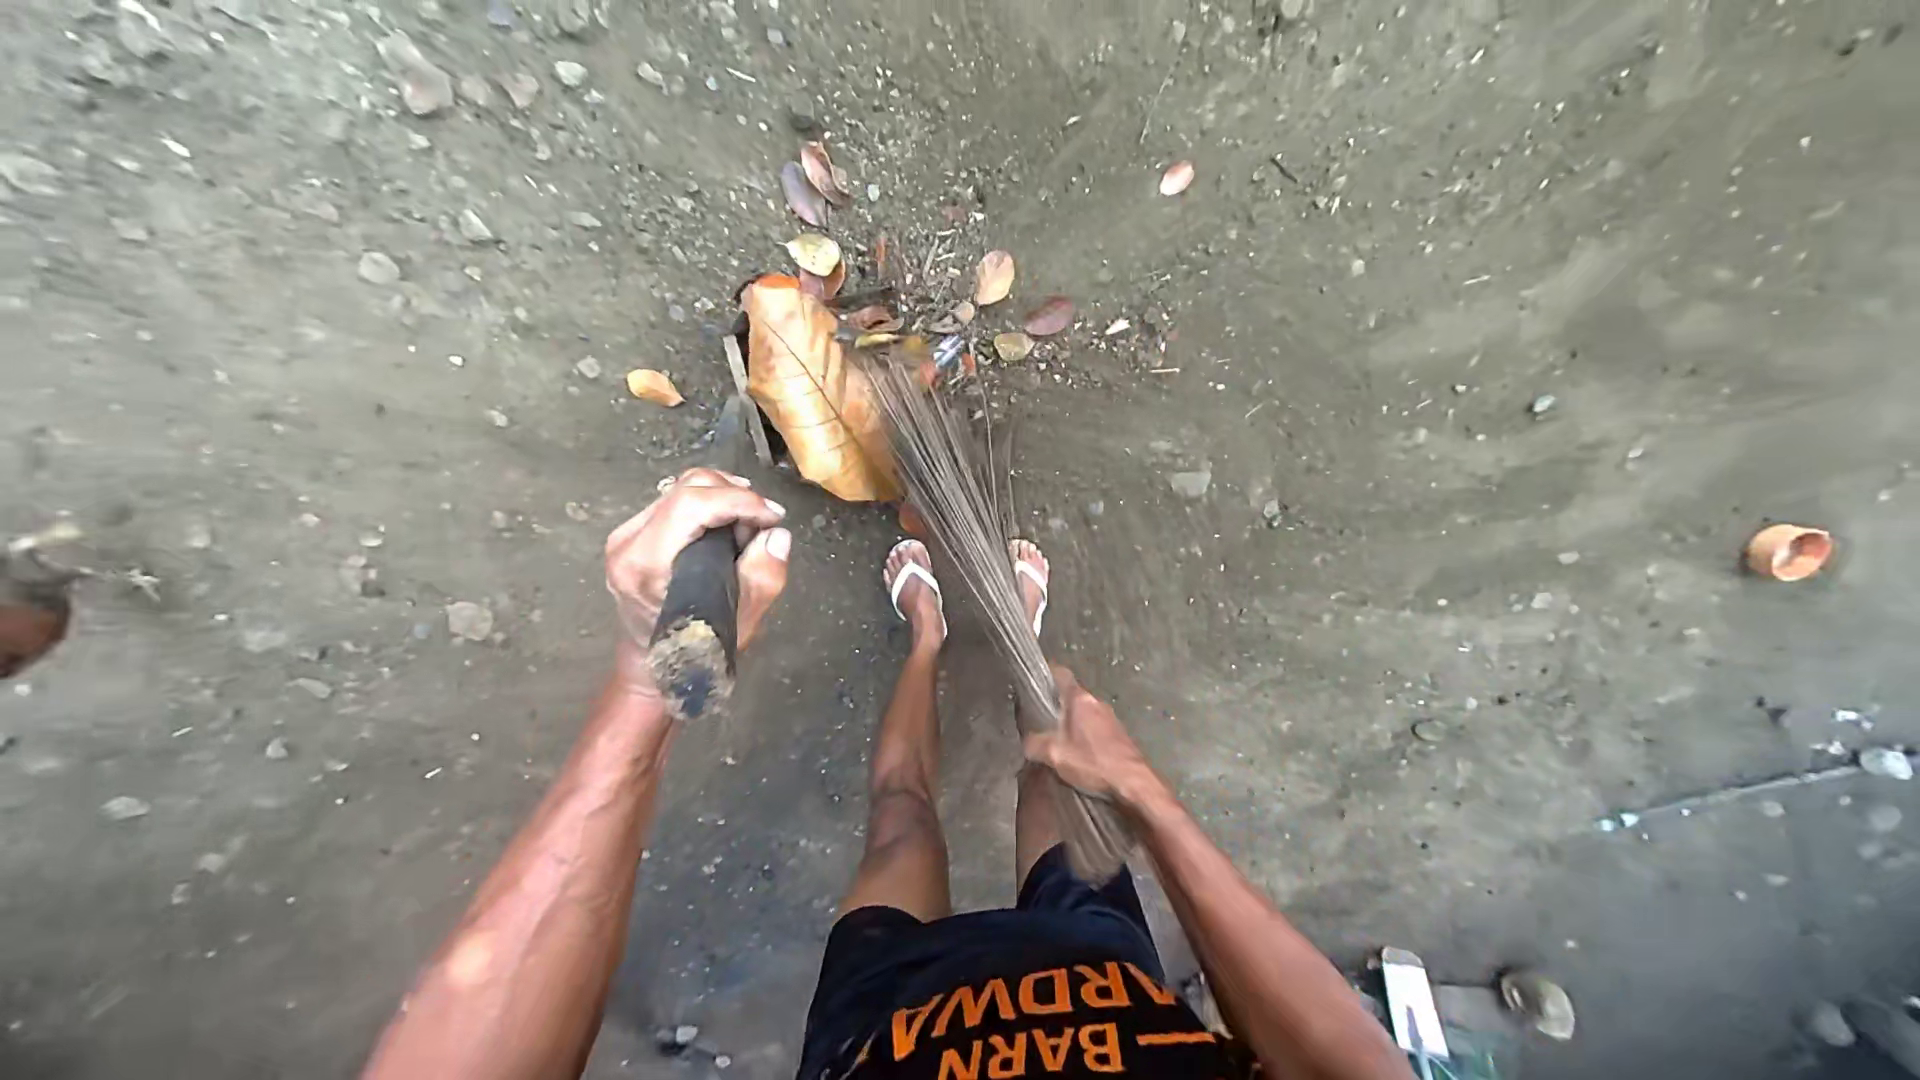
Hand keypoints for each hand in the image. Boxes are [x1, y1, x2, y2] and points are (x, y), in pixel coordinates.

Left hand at [605, 468, 790, 691]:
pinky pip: (680, 499)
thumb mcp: (742, 622)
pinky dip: (714, 503)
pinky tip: (731, 526)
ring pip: (685, 487)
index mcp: (646, 564)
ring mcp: (627, 534)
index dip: (740, 500)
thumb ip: (763, 577)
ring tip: (748, 528)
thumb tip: (777, 535)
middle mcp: (628, 542)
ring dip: (727, 498)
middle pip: (688, 487)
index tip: (774, 516)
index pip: (692, 504)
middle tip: (763, 525)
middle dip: (737, 497)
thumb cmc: (696, 650)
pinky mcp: (635, 531)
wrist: (651, 668)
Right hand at [1023, 665, 1168, 812]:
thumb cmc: (1093, 763)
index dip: (1046, 674)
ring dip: (1072, 721)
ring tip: (1058, 738)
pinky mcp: (1119, 733)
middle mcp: (1096, 701)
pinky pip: (1096, 725)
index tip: (1033, 681)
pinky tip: (1080, 751)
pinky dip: (1085, 733)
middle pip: (1071, 695)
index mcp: (1079, 699)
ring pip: (1084, 711)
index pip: (1061, 673)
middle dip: (1056, 705)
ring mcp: (1110, 717)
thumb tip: (1026, 742)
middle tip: (1039, 719)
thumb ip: (1034, 744)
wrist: (1133, 783)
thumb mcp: (1054, 756)